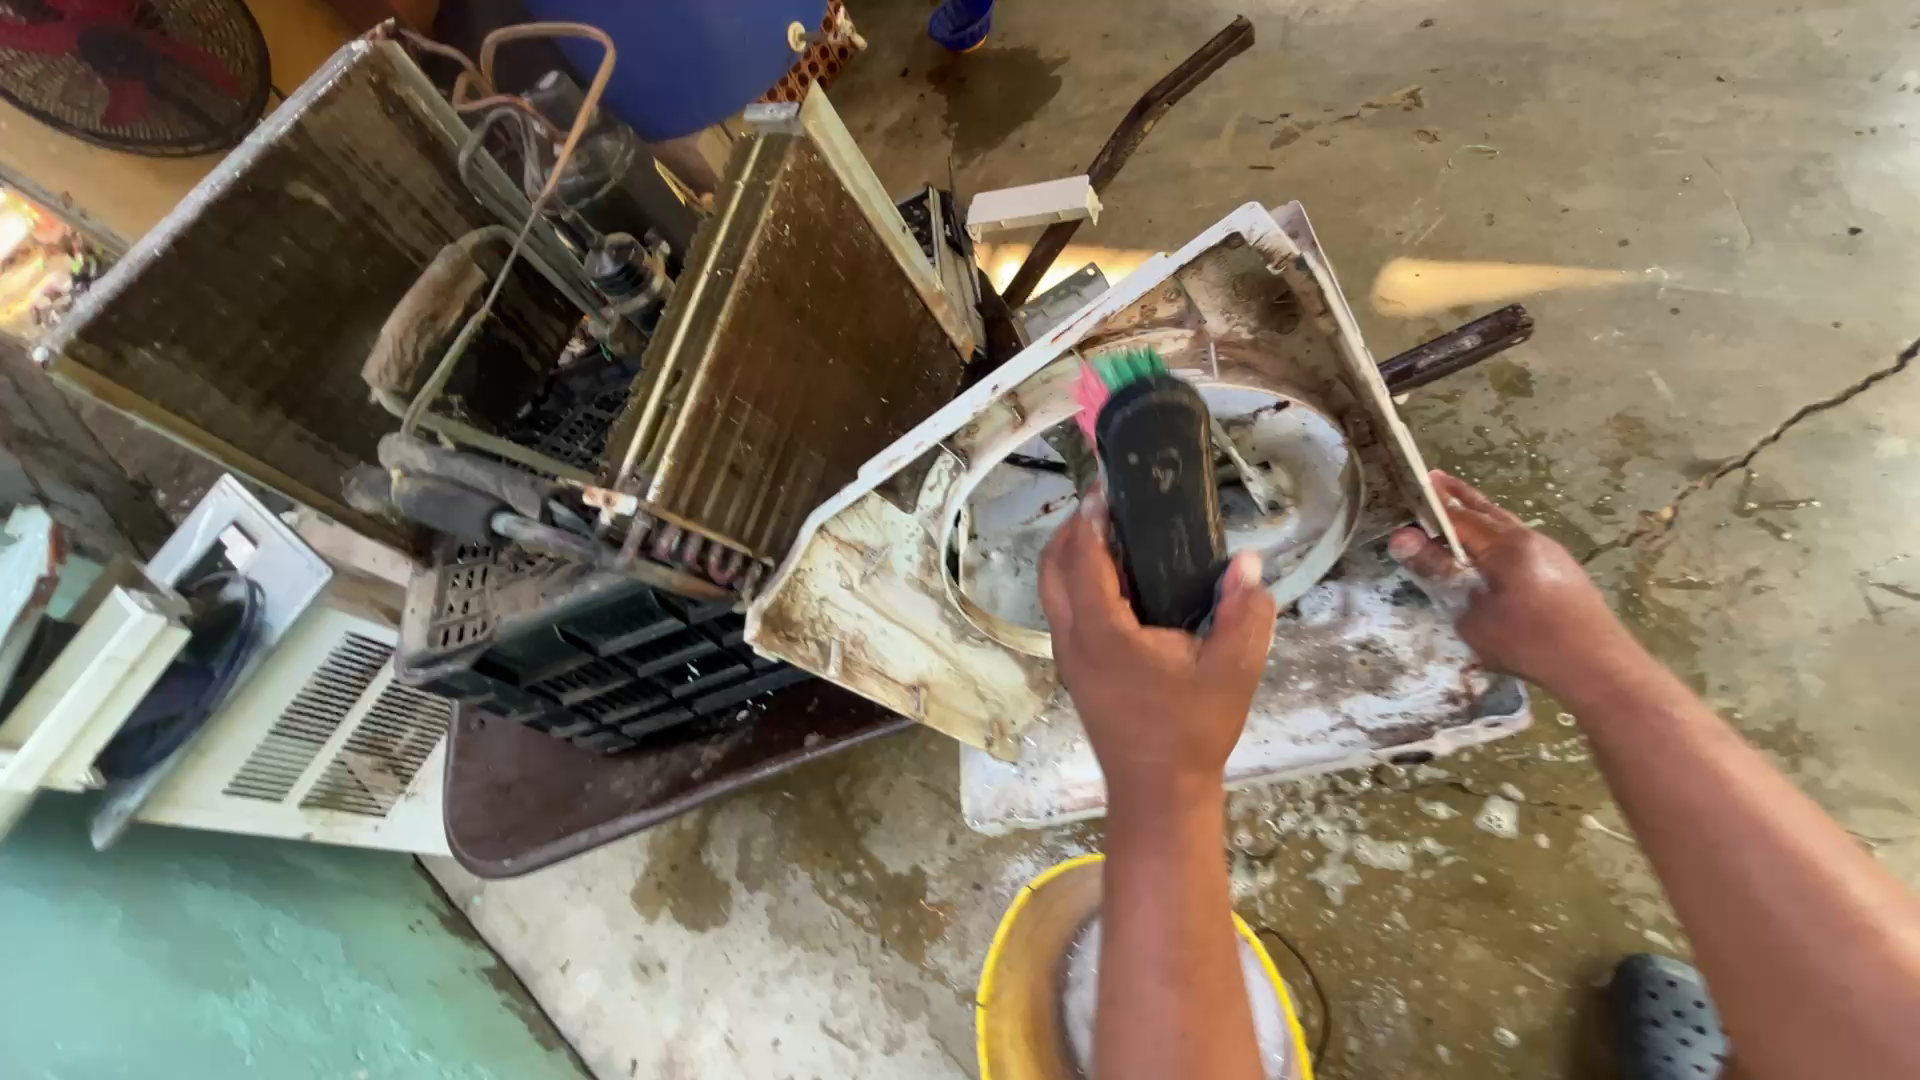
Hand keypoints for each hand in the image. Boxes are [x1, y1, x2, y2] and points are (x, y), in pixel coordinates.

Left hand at [1039, 492, 1277, 802]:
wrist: (1158, 791)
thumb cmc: (1192, 731)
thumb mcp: (1232, 672)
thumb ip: (1244, 615)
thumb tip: (1247, 566)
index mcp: (1101, 632)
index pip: (1083, 558)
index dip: (1091, 518)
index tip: (1106, 486)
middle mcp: (1072, 638)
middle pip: (1052, 567)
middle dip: (1071, 529)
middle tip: (1105, 504)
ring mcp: (1068, 656)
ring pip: (1053, 590)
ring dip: (1071, 555)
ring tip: (1112, 533)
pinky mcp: (1075, 669)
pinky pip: (1065, 610)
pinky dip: (1078, 582)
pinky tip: (1119, 581)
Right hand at [1387, 470, 1642, 692]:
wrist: (1599, 669)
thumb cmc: (1527, 641)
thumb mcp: (1470, 611)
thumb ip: (1437, 573)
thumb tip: (1402, 539)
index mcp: (1506, 545)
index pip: (1457, 516)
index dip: (1429, 506)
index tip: (1407, 490)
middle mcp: (1530, 539)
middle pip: (1486, 510)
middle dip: (1457, 495)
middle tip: (1432, 478)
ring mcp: (1549, 553)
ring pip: (1504, 524)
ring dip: (1477, 513)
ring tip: (1455, 506)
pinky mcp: (1558, 570)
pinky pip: (1516, 540)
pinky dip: (1492, 532)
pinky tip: (1484, 545)